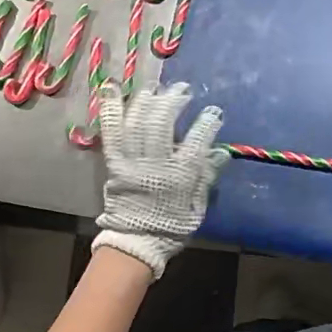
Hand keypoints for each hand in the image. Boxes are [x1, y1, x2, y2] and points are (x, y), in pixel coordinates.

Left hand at [92, 82, 228, 277]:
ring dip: (146, 101)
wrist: (136, 241)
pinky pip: (112, 132)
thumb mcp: (196, 206)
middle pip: (162, 124)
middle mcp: (155, 164)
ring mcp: (132, 162)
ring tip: (155, 89)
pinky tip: (112, 89)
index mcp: (180, 176)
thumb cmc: (171, 225)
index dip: (206, 123)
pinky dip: (111, 109)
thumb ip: (206, 177)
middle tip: (181, 90)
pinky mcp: (114, 162)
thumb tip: (220, 152)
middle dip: (173, 102)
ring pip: (137, 123)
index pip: (196, 141)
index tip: (213, 113)